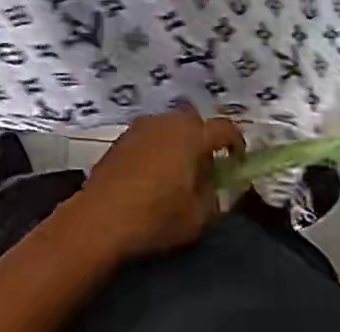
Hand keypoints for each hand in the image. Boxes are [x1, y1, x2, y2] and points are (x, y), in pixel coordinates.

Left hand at [74, 106, 244, 260]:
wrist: (101, 217)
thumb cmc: (155, 217)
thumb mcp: (196, 218)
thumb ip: (214, 197)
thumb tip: (216, 185)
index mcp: (192, 136)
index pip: (224, 128)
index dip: (236, 142)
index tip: (238, 159)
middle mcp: (169, 122)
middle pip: (195, 121)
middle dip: (204, 138)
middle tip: (204, 165)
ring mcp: (143, 125)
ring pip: (170, 124)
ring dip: (179, 140)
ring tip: (176, 169)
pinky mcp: (123, 136)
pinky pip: (151, 133)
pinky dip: (158, 146)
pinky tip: (152, 172)